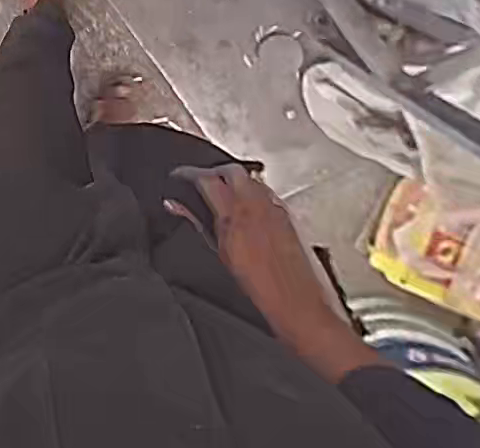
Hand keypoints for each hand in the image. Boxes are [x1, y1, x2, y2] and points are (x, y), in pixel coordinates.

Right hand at [169, 164, 383, 382]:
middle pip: (230, 170)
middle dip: (212, 171)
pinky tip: (247, 208)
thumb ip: (197, 223)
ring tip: (223, 194)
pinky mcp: (290, 218)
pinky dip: (253, 193)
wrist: (302, 310)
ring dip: (233, 180)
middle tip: (200, 180)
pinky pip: (267, 193)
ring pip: (250, 178)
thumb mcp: (220, 255)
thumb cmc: (262, 290)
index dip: (187, 173)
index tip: (178, 176)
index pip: (205, 178)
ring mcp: (276, 210)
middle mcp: (257, 207)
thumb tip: (176, 205)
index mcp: (234, 216)